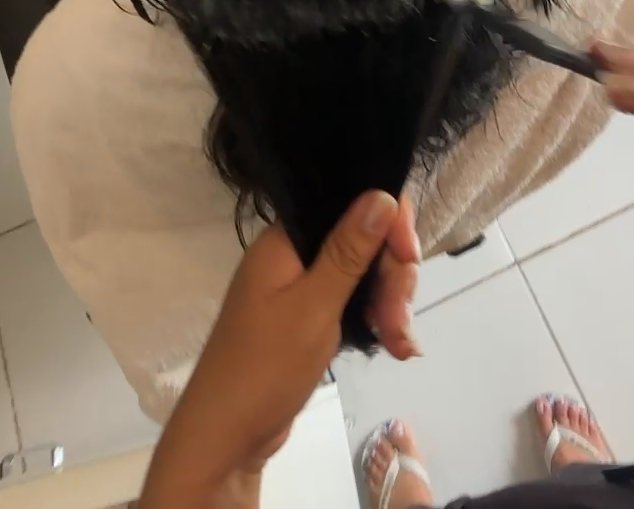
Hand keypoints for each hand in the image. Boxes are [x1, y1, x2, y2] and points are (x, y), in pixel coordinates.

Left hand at [142, 190, 411, 508]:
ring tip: (401, 345)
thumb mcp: (314, 307)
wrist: (224, 441)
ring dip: (389, 304)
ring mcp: (301, 286)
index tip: (408, 258)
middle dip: (392, 277)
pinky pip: (354, 301)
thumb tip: (382, 193)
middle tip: (400, 320)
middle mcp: (294, 254)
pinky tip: (395, 345)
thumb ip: (349, 250)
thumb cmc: (264, 369)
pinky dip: (376, 320)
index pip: (351, 204)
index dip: (389, 224)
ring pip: (364, 274)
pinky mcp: (309, 315)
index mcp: (287, 239)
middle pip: (364, 240)